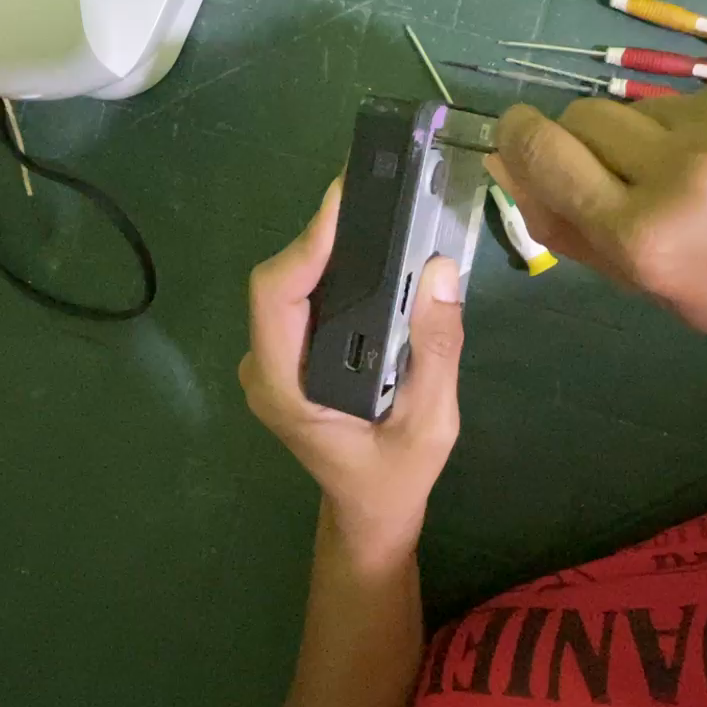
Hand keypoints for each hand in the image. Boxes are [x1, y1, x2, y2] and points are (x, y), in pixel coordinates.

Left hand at [240, 180, 466, 561]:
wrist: (369, 512)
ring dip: (329, 247)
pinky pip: (303, 297)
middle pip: (281, 281)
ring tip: (376, 212)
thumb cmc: (394, 477)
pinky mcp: (291, 353)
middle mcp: (267, 367)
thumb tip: (439, 271)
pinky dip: (333, 268)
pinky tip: (370, 252)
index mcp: (286, 388)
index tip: (346, 203)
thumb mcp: (430, 423)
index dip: (307, 245)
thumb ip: (435, 351)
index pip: (277, 297)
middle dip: (323, 235)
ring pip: (290, 283)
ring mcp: (274, 360)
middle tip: (374, 194)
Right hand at [485, 76, 706, 357]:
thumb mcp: (658, 289)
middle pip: (576, 117)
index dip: (516, 138)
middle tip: (611, 176)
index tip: (511, 135)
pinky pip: (679, 99)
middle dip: (575, 143)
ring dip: (632, 138)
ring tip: (687, 176)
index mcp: (645, 238)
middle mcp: (674, 169)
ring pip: (628, 107)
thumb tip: (509, 171)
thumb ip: (575, 231)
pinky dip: (682, 128)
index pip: (543, 155)